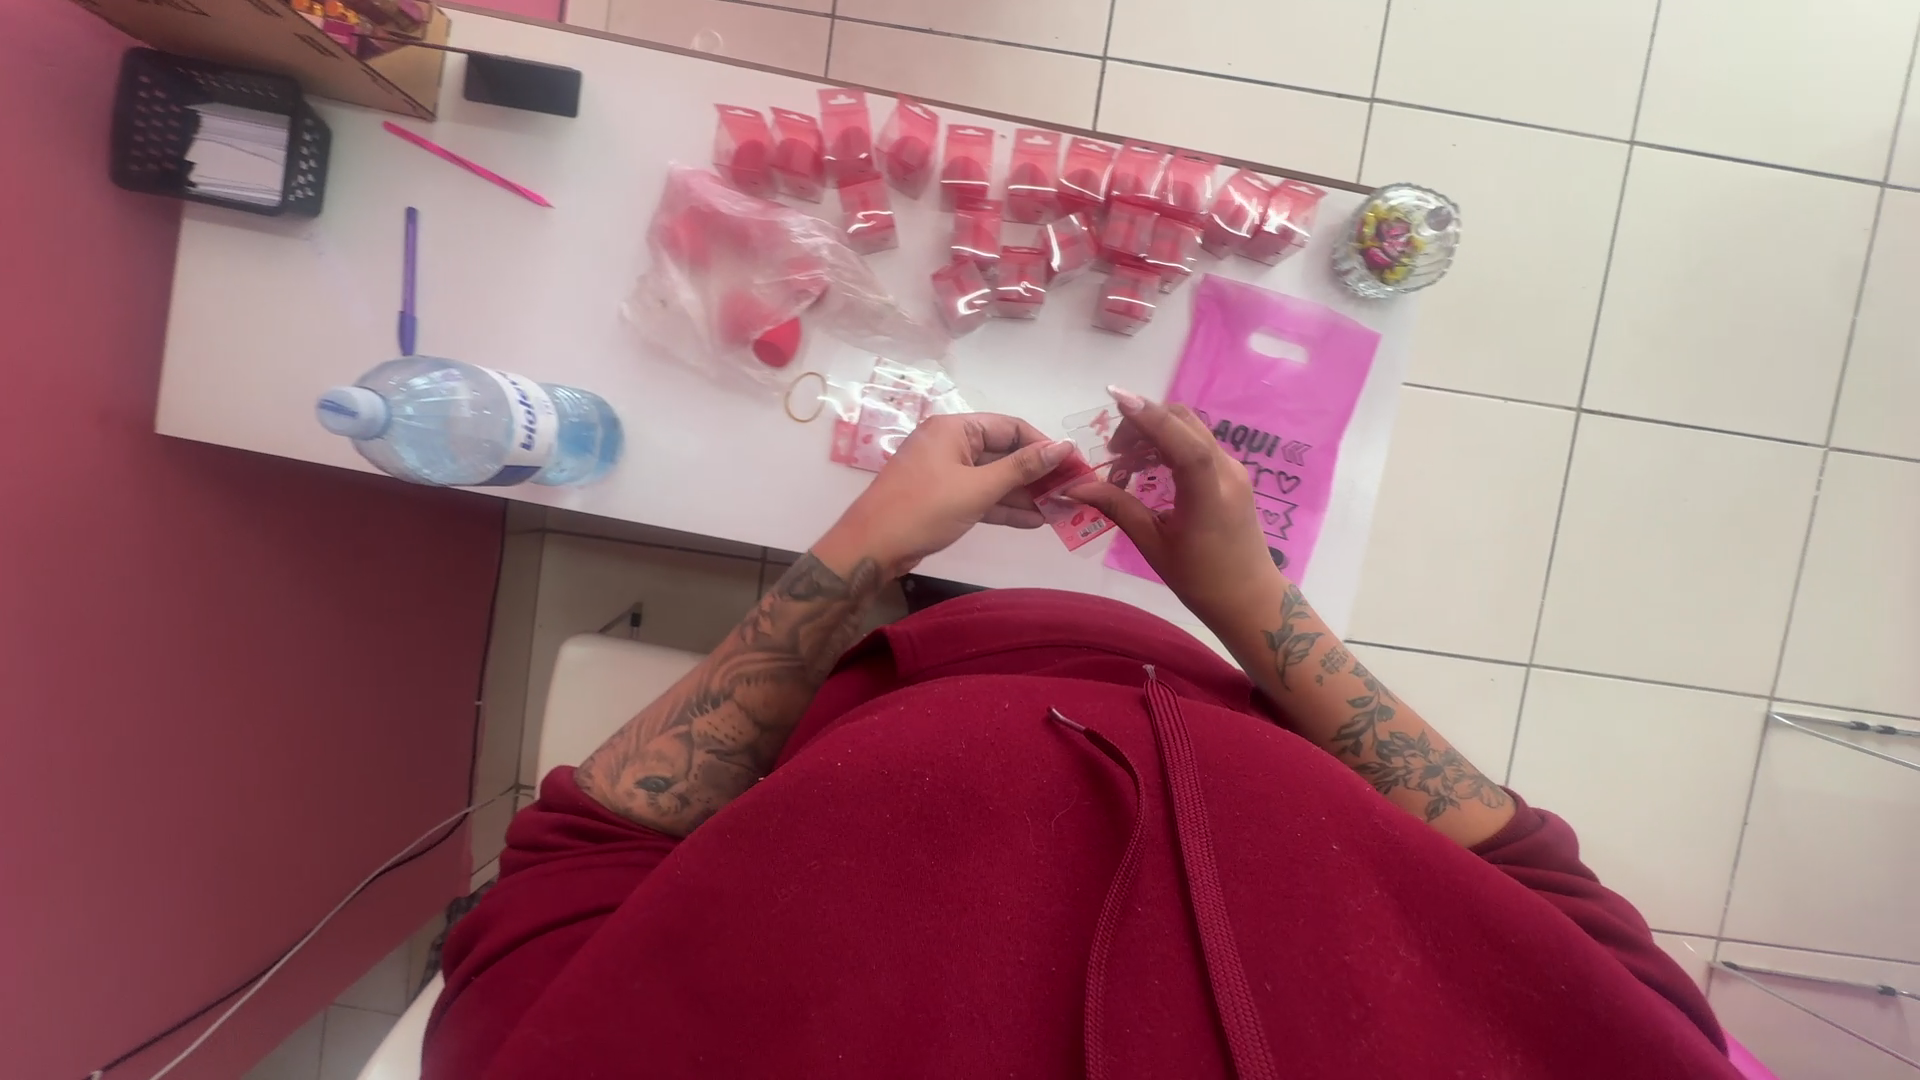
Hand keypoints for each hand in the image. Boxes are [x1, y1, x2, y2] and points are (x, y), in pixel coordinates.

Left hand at [820, 413, 1073, 576]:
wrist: (871, 549)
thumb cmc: (923, 510)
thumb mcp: (977, 488)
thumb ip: (1022, 468)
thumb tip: (1064, 446)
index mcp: (955, 428)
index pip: (1011, 427)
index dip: (1045, 445)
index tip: (1073, 466)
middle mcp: (951, 444)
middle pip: (1005, 452)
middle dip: (1038, 473)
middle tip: (1072, 491)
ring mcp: (946, 472)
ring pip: (995, 478)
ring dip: (1026, 494)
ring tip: (1061, 510)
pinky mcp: (944, 498)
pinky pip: (982, 496)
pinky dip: (1005, 507)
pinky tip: (1035, 521)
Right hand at [1066, 388, 1285, 626]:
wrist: (1248, 598)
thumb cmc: (1200, 579)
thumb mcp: (1153, 544)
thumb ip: (1117, 507)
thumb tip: (1075, 488)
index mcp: (1208, 493)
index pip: (1181, 442)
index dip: (1149, 418)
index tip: (1116, 398)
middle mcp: (1226, 471)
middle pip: (1184, 422)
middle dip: (1144, 422)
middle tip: (1112, 450)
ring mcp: (1232, 470)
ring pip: (1190, 430)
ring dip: (1154, 434)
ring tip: (1124, 465)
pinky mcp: (1231, 475)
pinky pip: (1196, 445)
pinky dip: (1168, 445)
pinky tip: (1146, 469)